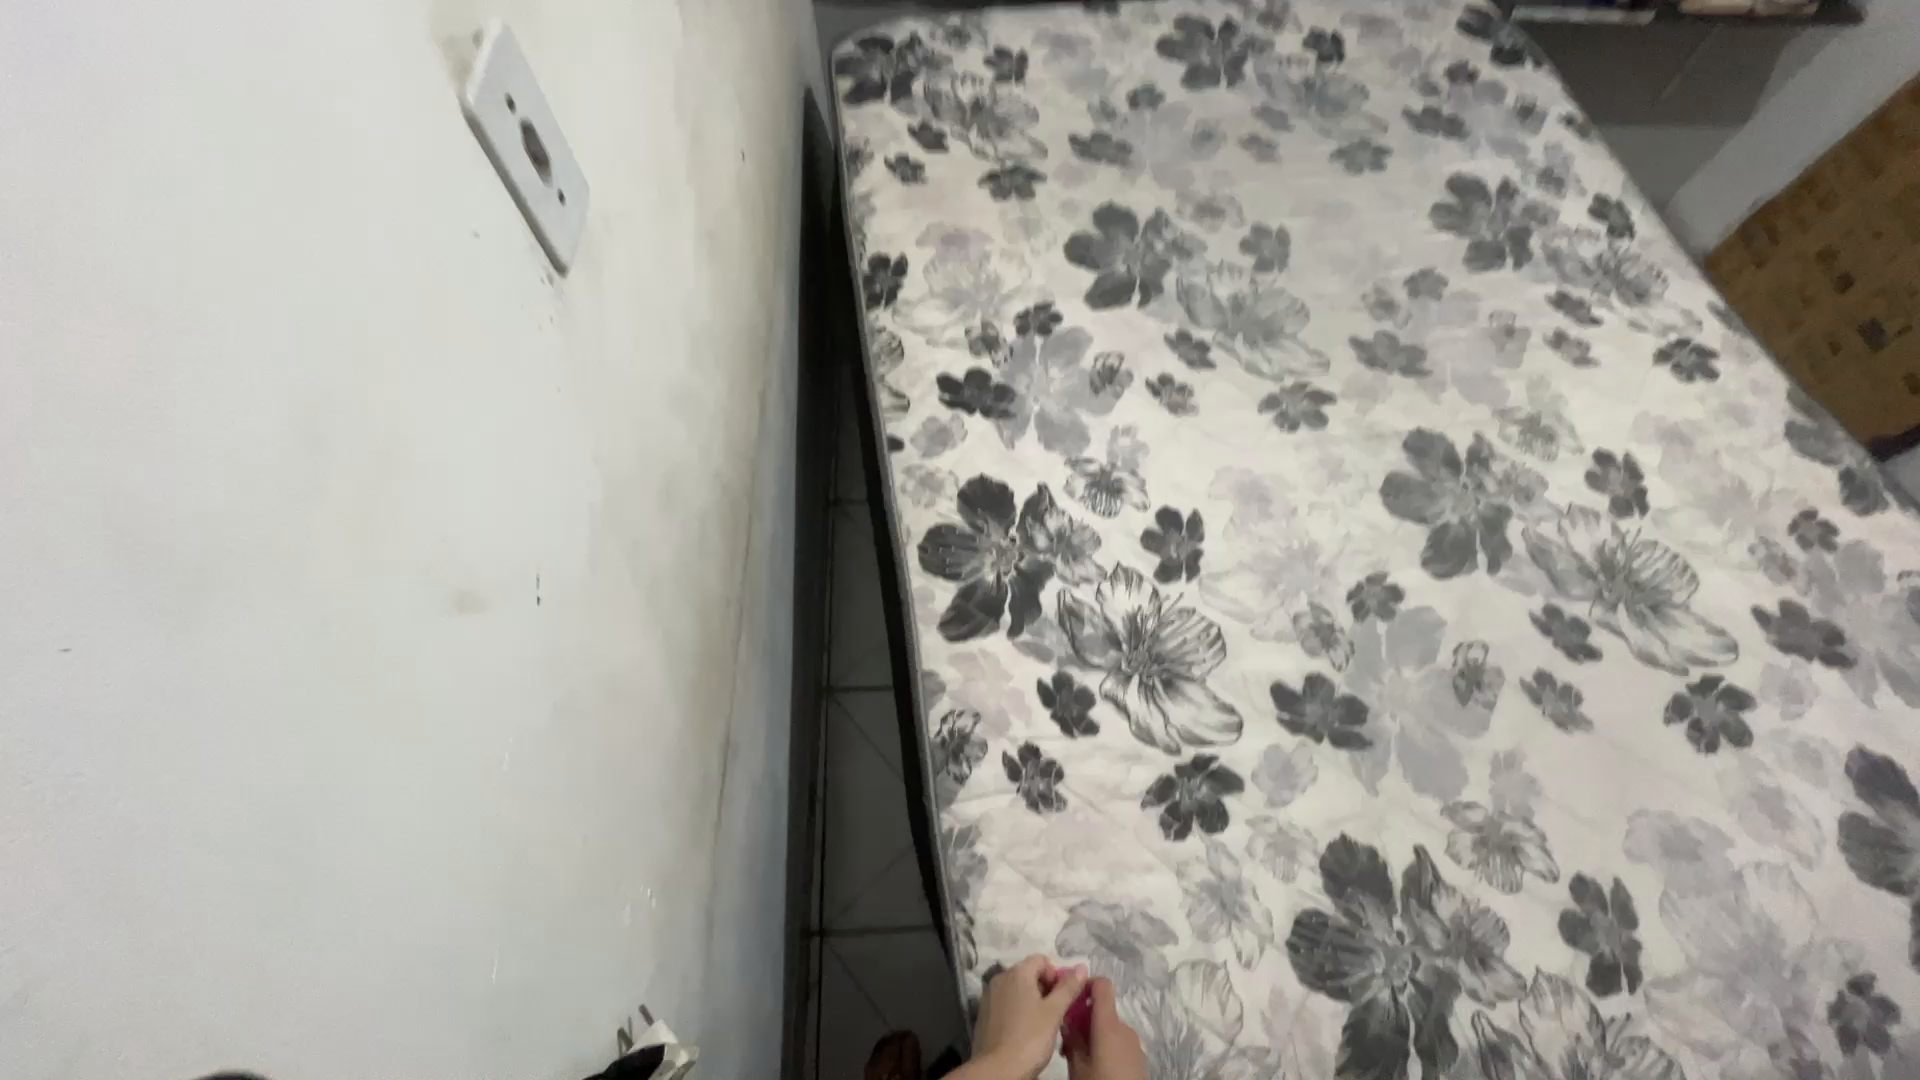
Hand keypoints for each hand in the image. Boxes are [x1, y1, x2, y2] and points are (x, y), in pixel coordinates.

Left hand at [968, 955, 1087, 1079]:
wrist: (997, 1070)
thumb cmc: (1029, 1038)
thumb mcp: (1054, 1013)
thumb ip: (1068, 988)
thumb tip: (1081, 966)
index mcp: (1017, 972)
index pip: (1041, 960)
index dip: (1055, 976)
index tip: (1062, 999)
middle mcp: (1001, 977)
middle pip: (1029, 973)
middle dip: (1045, 989)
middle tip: (1055, 1014)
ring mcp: (990, 995)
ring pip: (1017, 989)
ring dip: (1032, 1000)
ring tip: (1041, 1025)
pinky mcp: (984, 1013)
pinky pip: (1006, 1003)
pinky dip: (1017, 1010)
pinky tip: (1024, 1032)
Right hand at [1065, 978, 1146, 1079]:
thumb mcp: (1077, 1066)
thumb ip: (1071, 1039)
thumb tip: (1067, 1022)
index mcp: (1109, 1024)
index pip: (1102, 985)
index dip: (1087, 985)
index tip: (1071, 998)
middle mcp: (1125, 1028)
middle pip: (1103, 1010)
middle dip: (1083, 1019)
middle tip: (1066, 1040)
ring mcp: (1135, 1045)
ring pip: (1110, 1028)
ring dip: (1094, 1035)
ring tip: (1078, 1059)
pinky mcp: (1140, 1060)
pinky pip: (1120, 1043)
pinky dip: (1106, 1047)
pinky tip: (1096, 1068)